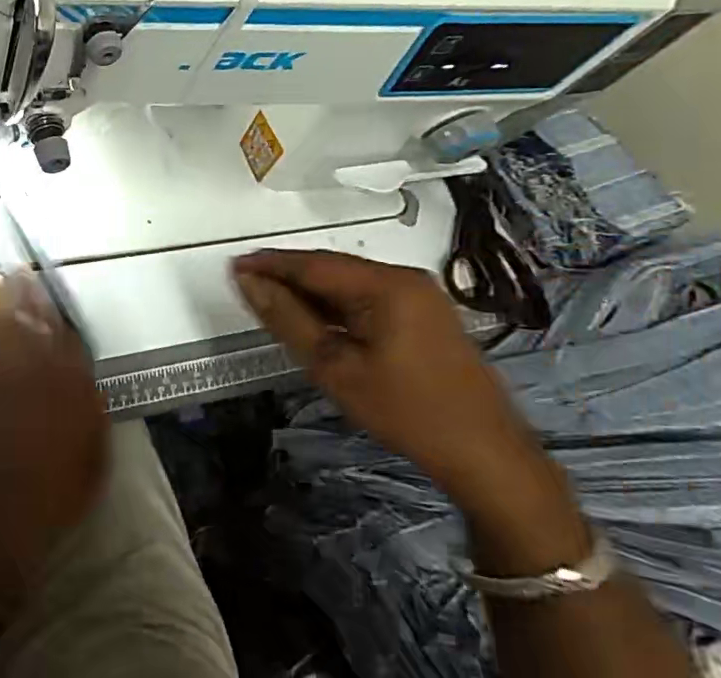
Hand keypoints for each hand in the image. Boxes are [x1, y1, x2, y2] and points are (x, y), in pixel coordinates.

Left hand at [0, 274, 107, 604]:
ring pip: (2, 323)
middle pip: (36, 322)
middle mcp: (40, 370)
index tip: (53, 291)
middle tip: (19, 265)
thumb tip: (88, 387)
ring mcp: (3, 372)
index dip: (61, 315)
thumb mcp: (93, 459)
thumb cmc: (56, 492)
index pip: (71, 342)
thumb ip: (91, 417)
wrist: (2, 505)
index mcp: (74, 388)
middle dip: (28, 292)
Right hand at [230, 250, 547, 507]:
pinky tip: (313, 317)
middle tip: (246, 283)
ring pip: (348, 281)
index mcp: (386, 285)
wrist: (486, 456)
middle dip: (286, 274)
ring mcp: (420, 296)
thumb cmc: (405, 410)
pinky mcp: (425, 314)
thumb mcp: (333, 366)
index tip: (233, 267)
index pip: (312, 264)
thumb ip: (286, 317)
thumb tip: (249, 281)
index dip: (269, 263)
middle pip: (331, 267)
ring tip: (270, 300)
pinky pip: (366, 296)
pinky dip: (334, 303)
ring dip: (309, 289)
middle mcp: (406, 279)